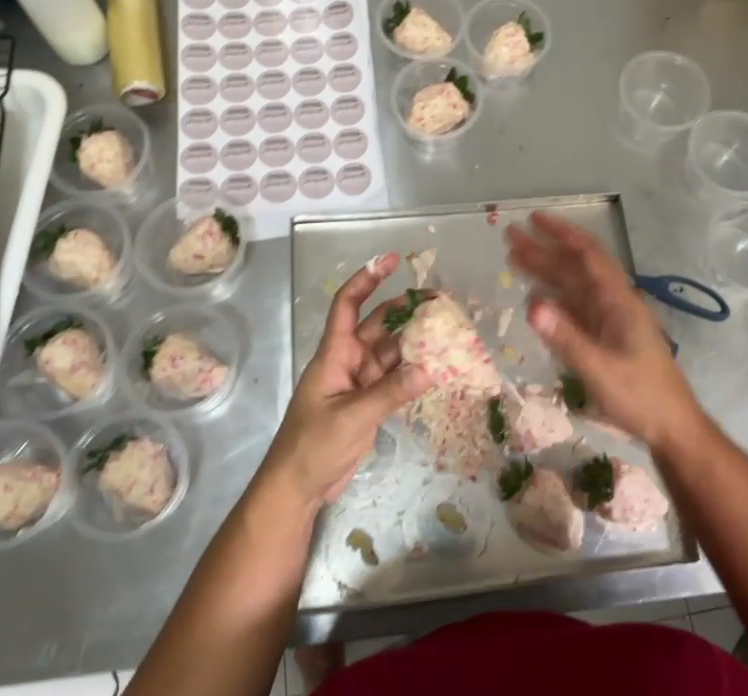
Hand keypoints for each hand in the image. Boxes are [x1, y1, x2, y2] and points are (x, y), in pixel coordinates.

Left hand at [258, 253, 432, 512]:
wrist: (298, 487)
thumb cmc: (313, 445)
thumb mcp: (352, 417)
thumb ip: (391, 392)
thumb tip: (431, 367)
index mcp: (334, 354)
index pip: (348, 305)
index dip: (367, 279)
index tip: (392, 260)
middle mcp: (348, 361)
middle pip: (379, 325)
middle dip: (406, 310)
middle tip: (442, 301)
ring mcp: (360, 383)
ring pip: (392, 353)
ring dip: (416, 342)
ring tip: (449, 331)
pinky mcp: (369, 404)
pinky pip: (396, 379)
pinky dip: (415, 372)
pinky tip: (439, 367)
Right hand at [504, 212, 704, 450]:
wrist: (672, 426)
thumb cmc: (640, 396)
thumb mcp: (600, 369)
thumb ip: (565, 338)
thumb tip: (531, 303)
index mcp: (619, 302)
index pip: (589, 256)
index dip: (562, 234)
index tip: (534, 220)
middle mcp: (614, 304)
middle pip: (576, 268)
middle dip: (545, 250)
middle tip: (509, 236)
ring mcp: (610, 321)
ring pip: (574, 287)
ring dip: (546, 271)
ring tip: (513, 258)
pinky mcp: (605, 338)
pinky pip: (576, 309)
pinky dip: (554, 298)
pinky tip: (535, 296)